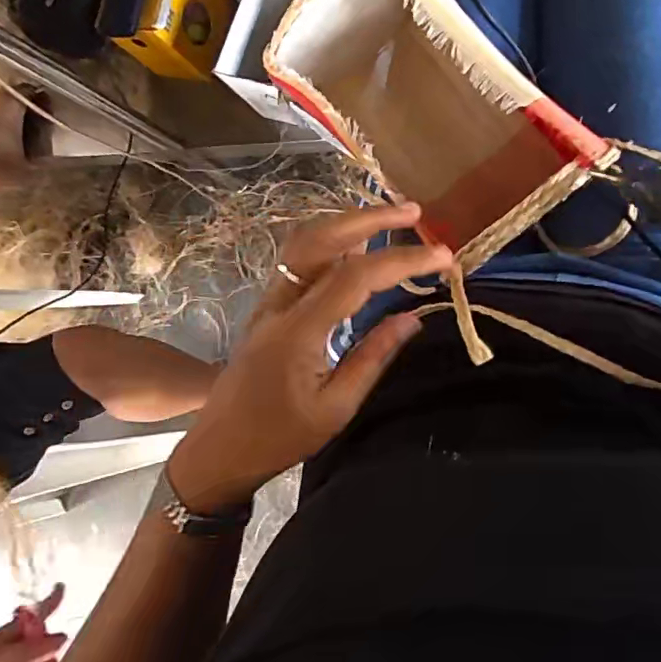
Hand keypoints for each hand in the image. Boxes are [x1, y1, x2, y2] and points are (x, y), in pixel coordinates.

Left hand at [167, 203, 453, 512]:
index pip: (356, 277)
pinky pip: (299, 260)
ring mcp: (269, 301)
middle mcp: (280, 304)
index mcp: (299, 331)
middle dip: (370, 218)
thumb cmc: (279, 438)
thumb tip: (412, 319)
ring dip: (348, 223)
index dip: (402, 261)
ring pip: (306, 243)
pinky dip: (331, 242)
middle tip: (414, 211)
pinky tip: (356, 245)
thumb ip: (373, 357)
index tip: (442, 258)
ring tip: (390, 218)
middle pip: (322, 240)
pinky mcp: (267, 307)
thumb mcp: (336, 408)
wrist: (218, 450)